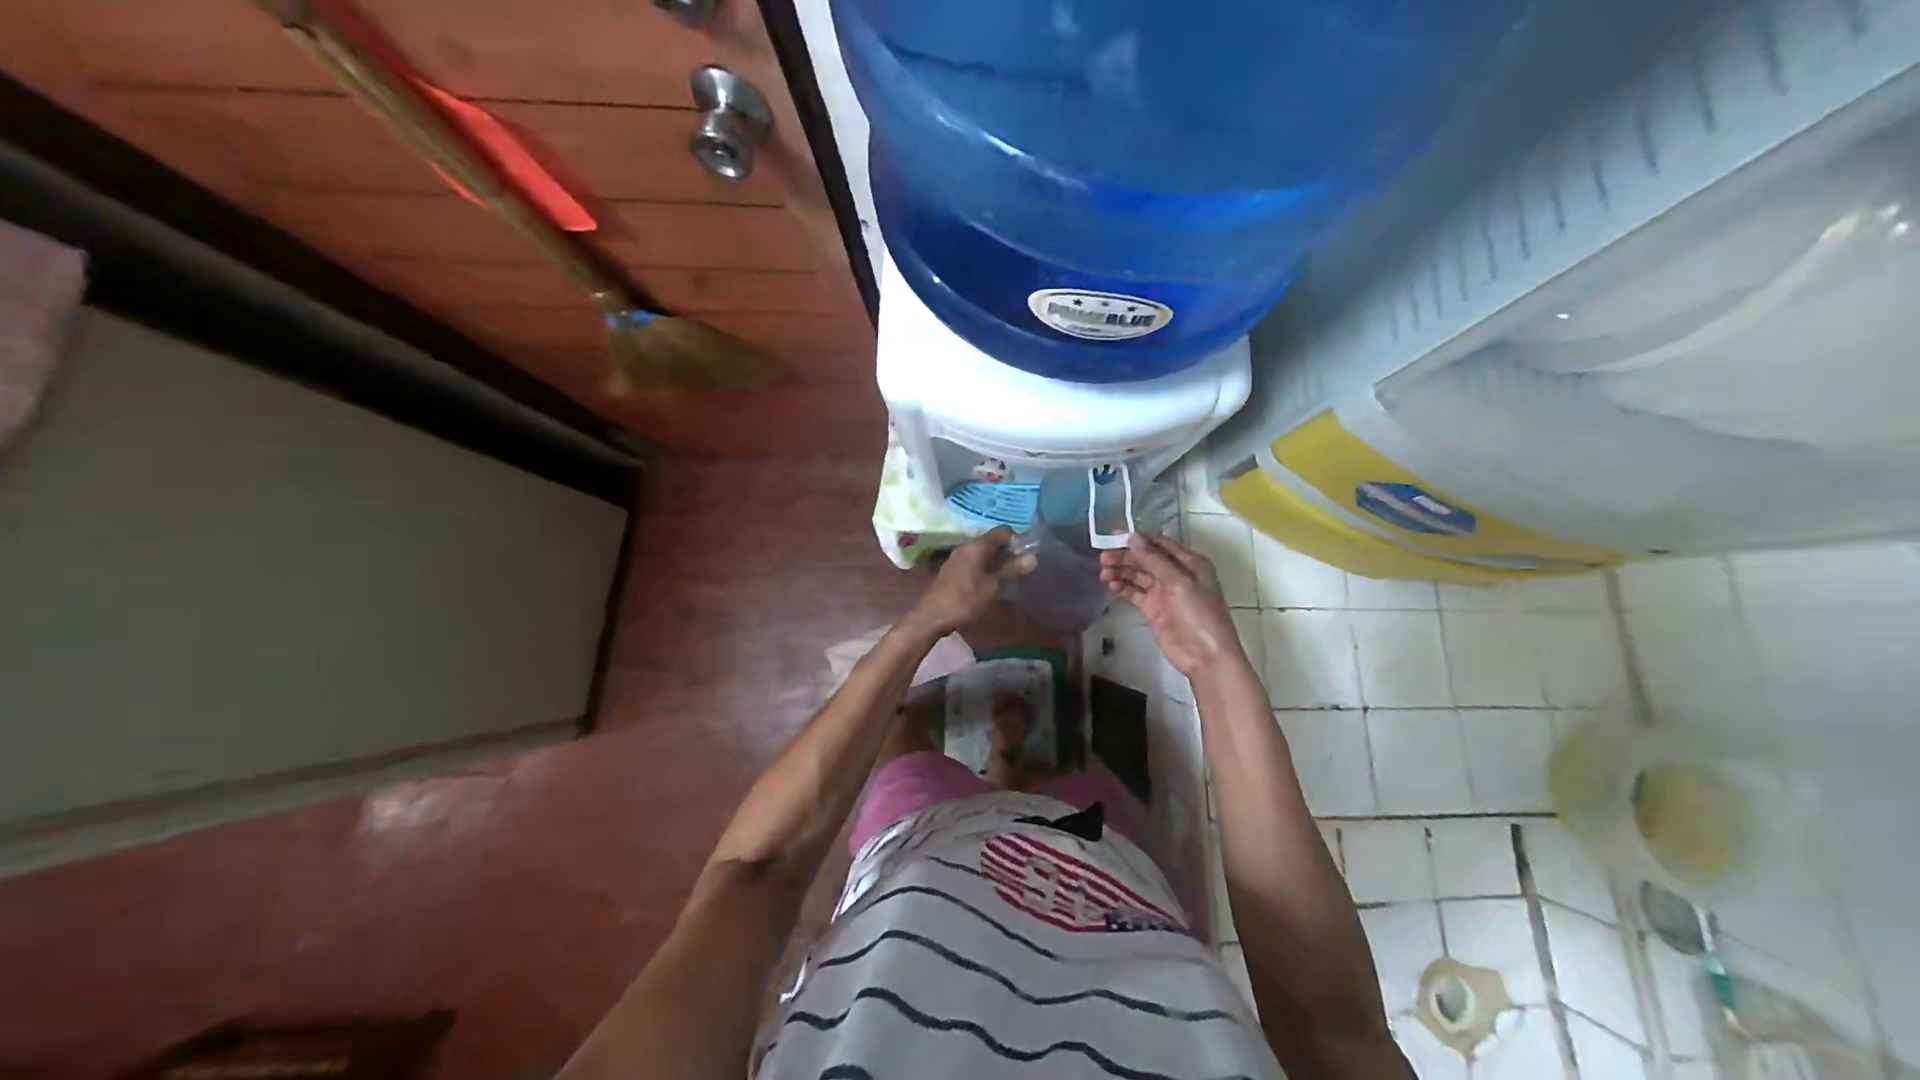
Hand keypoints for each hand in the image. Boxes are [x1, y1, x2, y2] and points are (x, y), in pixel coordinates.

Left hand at [905, 527, 1036, 636]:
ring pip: (983, 552)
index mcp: (977, 546)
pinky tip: (989, 583)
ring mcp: (957, 557)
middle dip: (1008, 551)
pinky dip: (984, 567)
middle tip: (1020, 568)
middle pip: (992, 541)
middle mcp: (966, 546)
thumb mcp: (993, 587)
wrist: (932, 616)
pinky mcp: (952, 568)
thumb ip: (1012, 570)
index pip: (1003, 531)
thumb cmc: (965, 600)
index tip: (1025, 555)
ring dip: (996, 561)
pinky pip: (974, 561)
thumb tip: (1033, 556)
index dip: (1017, 540)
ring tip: (1008, 577)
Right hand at [1100, 532, 1247, 677]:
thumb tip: (1132, 536)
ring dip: (1121, 571)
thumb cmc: (1200, 615)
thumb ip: (1154, 560)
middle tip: (1103, 558)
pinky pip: (1135, 592)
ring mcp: (1164, 592)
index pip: (1160, 543)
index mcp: (1189, 563)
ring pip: (1138, 575)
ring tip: (1103, 573)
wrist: (1206, 657)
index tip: (1113, 536)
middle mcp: (1176, 574)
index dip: (1137, 538)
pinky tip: (1110, 585)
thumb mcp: (1179, 583)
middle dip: (1125, 556)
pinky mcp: (1154, 609)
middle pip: (1146, 558)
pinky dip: (1123, 587)